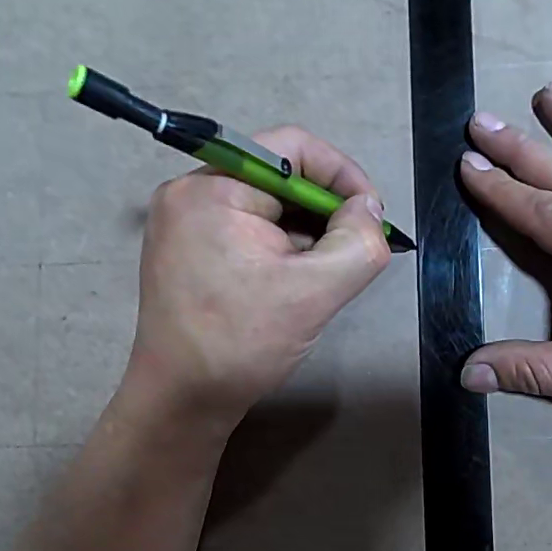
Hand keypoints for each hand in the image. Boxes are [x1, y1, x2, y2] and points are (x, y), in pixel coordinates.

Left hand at [121, 127, 393, 426]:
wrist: (182, 402)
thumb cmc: (241, 344)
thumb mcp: (315, 292)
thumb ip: (359, 241)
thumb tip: (369, 209)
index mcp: (212, 190)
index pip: (291, 147)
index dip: (341, 173)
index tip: (369, 214)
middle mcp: (191, 193)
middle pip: (280, 175)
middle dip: (325, 209)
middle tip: (353, 248)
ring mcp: (186, 221)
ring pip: (269, 204)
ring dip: (307, 231)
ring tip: (323, 272)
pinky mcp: (189, 247)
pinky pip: (251, 226)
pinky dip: (284, 245)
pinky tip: (296, 279)